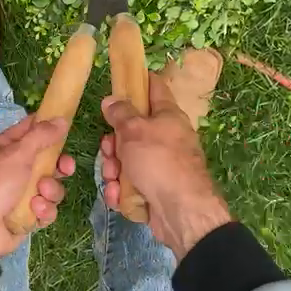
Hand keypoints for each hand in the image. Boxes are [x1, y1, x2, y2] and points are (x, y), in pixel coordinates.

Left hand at [0, 115, 74, 256]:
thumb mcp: (16, 154)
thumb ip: (40, 136)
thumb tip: (61, 119)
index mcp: (4, 149)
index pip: (29, 130)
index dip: (48, 127)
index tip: (66, 127)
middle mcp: (13, 169)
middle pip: (46, 161)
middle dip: (58, 166)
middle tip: (65, 168)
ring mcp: (21, 193)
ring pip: (50, 186)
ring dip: (50, 190)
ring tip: (40, 195)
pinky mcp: (27, 215)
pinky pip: (46, 209)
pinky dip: (43, 210)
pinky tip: (35, 211)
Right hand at [100, 74, 231, 258]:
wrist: (181, 212)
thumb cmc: (160, 161)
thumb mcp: (135, 130)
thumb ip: (121, 113)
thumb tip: (112, 99)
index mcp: (167, 117)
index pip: (154, 88)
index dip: (138, 80)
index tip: (121, 78)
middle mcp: (165, 139)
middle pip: (131, 131)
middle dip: (113, 142)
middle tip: (108, 149)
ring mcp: (160, 166)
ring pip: (126, 159)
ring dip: (113, 168)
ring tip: (113, 177)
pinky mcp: (153, 190)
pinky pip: (129, 184)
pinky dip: (121, 190)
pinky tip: (118, 196)